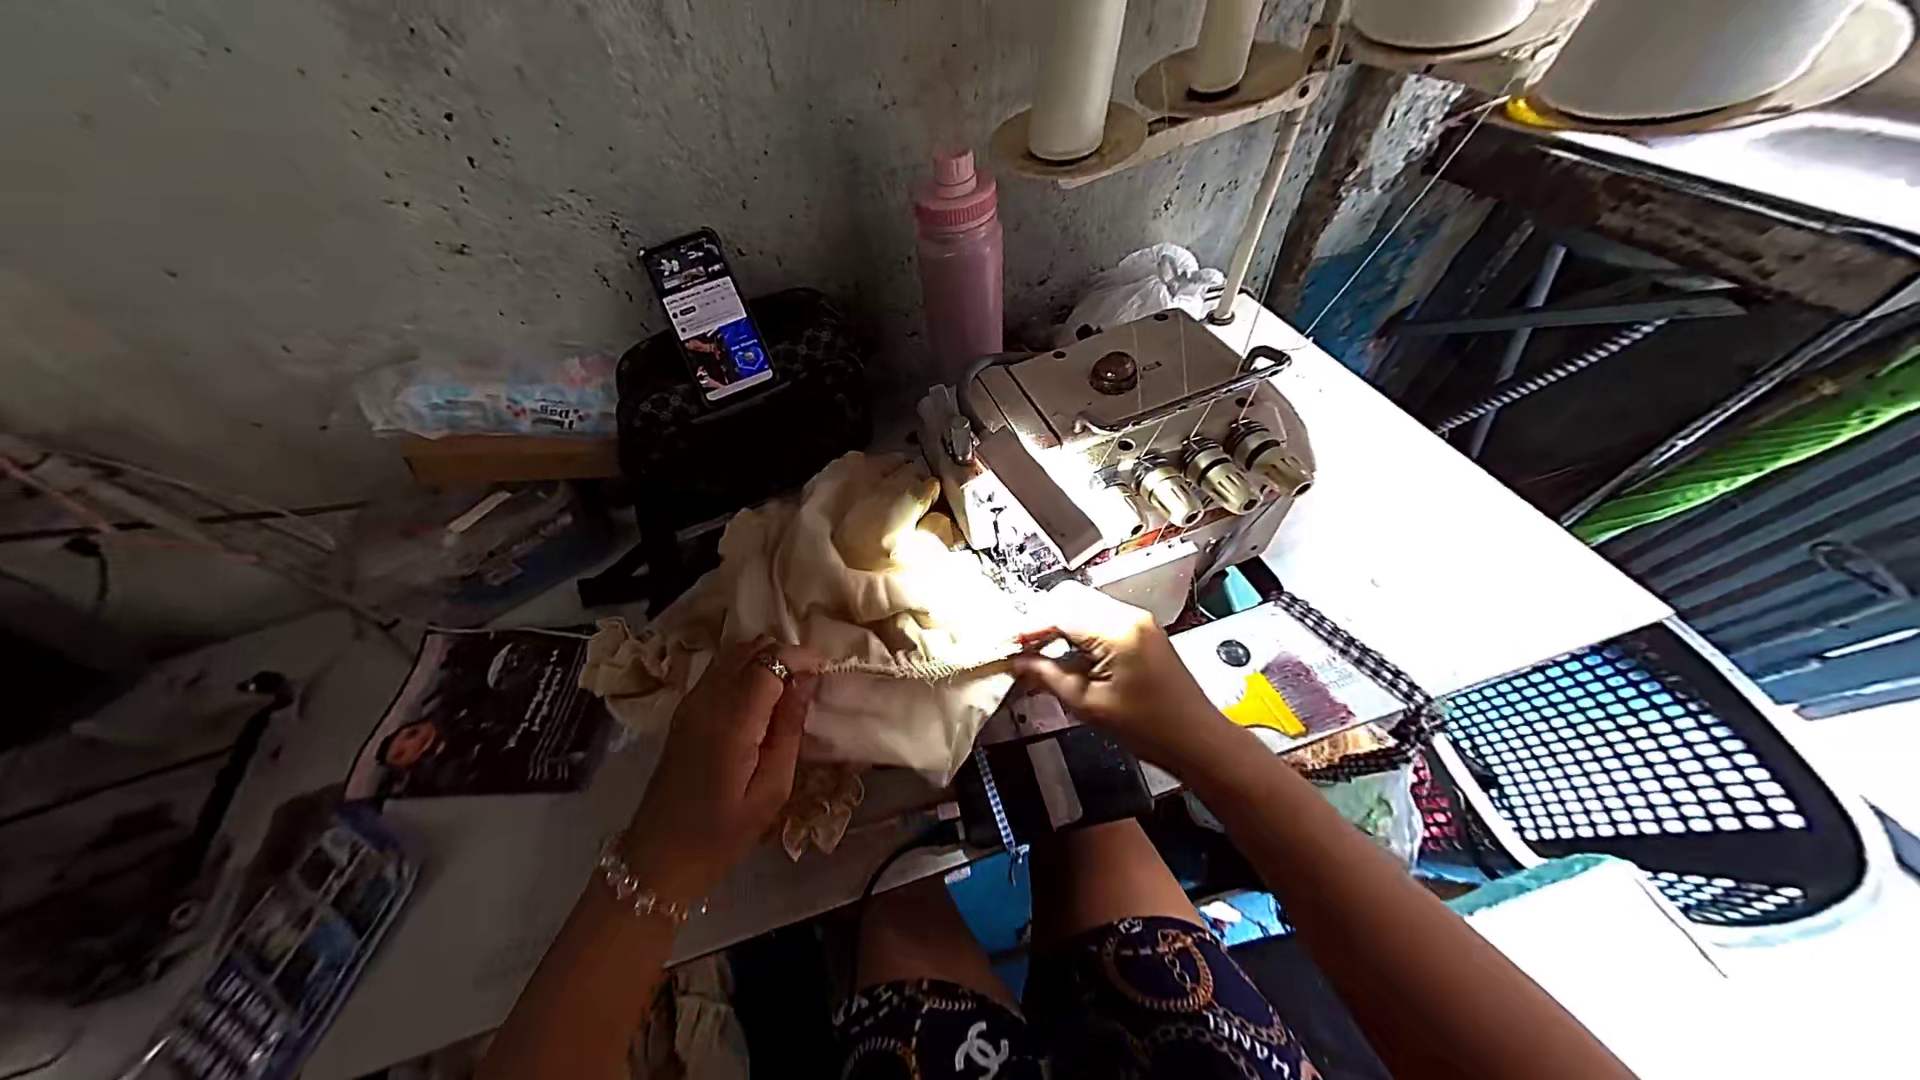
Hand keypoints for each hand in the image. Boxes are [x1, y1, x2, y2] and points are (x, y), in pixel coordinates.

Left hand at [620, 637, 816, 903]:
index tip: (826, 667)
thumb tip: (806, 683)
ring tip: (791, 685)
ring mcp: (690, 704)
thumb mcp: (771, 790)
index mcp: (730, 722)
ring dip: (764, 657)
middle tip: (811, 678)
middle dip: (784, 654)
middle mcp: (706, 702)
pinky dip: (745, 667)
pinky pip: (719, 670)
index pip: (768, 663)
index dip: (800, 657)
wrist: (658, 860)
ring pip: (732, 653)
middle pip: (749, 648)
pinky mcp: (684, 712)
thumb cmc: (722, 835)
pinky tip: (762, 695)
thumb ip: (789, 730)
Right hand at [1011, 581, 1226, 769]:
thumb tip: (1016, 663)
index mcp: (1116, 631)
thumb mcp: (1088, 705)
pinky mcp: (1140, 630)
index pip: (1059, 613)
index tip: (1009, 646)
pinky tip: (1065, 654)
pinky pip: (1099, 617)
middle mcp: (1128, 615)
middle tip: (1022, 648)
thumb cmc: (1147, 728)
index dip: (1029, 628)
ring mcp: (1137, 620)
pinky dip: (1077, 629)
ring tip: (1039, 653)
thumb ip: (1048, 677)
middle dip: (1041, 619)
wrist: (1197, 740)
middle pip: (1070, 598)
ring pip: (1083, 604)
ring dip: (1058, 623)